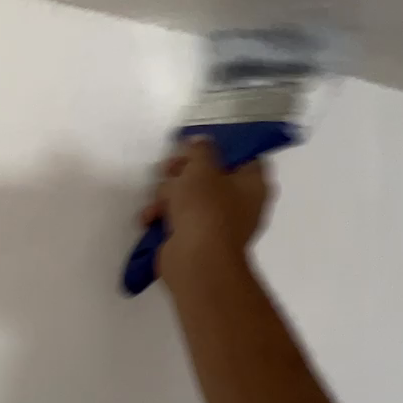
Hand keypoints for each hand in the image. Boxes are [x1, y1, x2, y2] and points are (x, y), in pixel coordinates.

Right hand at [137, 137, 273, 279]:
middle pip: (210, 175)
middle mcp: (241, 202)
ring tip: (157, 205)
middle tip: (167, 170)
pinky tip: (150, 219)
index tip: (193, 146)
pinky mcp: (197, 237)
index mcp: (253, 183)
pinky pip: (179, 218)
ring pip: (189, 196)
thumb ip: (200, 149)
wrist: (196, 260)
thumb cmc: (205, 209)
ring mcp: (219, 222)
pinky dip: (164, 217)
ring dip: (167, 196)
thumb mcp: (201, 168)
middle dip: (182, 173)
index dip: (218, 147)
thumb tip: (200, 142)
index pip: (243, 155)